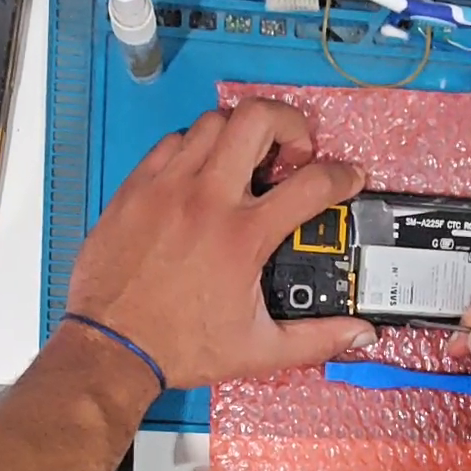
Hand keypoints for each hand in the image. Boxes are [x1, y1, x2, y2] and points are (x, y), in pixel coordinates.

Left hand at [65, 99, 376, 389]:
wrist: (111, 347)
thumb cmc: (179, 347)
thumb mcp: (259, 350)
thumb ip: (317, 339)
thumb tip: (359, 335)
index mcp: (243, 237)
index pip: (312, 183)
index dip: (343, 175)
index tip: (348, 178)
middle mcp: (207, 200)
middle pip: (258, 119)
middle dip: (290, 124)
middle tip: (294, 152)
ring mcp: (167, 188)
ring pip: (214, 122)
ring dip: (241, 134)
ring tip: (247, 162)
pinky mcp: (136, 189)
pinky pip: (171, 142)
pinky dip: (195, 147)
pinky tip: (200, 174)